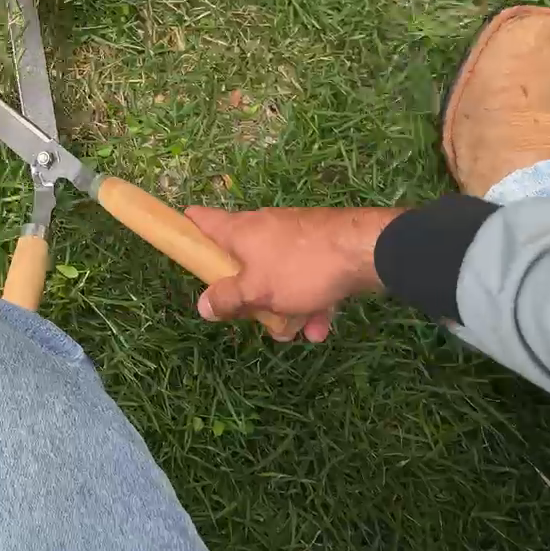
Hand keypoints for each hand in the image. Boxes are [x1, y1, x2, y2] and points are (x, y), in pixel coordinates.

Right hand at [183, 206, 402, 342]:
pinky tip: (322, 326)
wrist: (366, 250)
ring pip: (277, 274)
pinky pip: (305, 276)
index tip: (183, 247)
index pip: (200, 219)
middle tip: (255, 316)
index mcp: (238, 230)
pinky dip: (310, 300)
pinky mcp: (320, 247)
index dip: (187, 230)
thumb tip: (203, 305)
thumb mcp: (257, 290)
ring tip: (300, 331)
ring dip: (284, 306)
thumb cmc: (300, 267)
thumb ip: (227, 299)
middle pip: (240, 259)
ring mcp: (293, 236)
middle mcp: (262, 227)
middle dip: (247, 293)